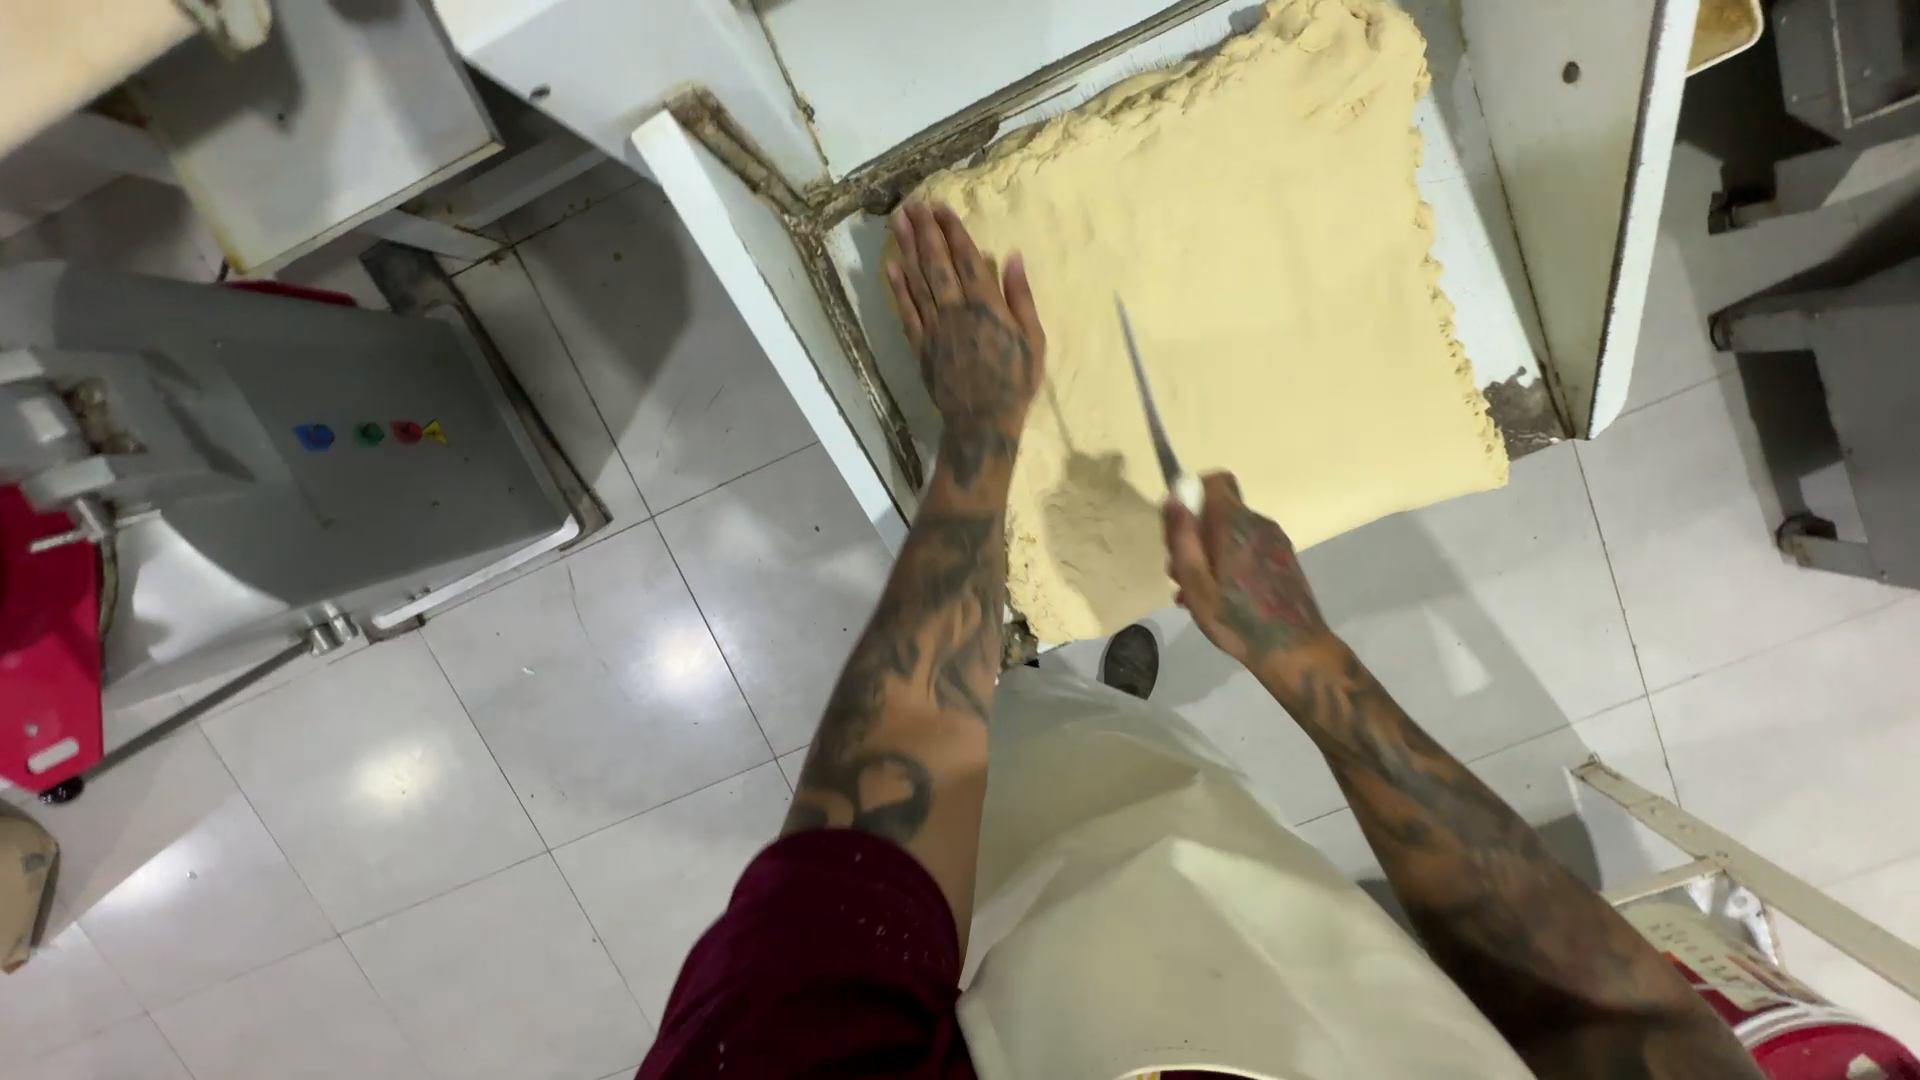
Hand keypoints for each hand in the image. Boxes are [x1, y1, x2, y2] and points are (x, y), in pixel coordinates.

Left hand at [886, 202, 1045, 441]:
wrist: (982, 421)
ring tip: (898, 221)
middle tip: (912, 203)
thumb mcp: (1033, 340)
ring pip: (917, 281)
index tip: (940, 206)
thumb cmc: (1015, 382)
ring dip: (906, 249)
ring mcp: (934, 327)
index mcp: (986, 306)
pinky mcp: (920, 345)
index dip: (952, 231)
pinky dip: (898, 288)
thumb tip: (1013, 256)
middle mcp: (956, 310)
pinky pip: (906, 311)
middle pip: (936, 263)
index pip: (966, 259)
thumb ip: (1021, 297)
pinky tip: (891, 266)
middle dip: (924, 231)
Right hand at [1164, 472, 1334, 670]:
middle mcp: (1258, 523)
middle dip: (1194, 534)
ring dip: (1208, 553)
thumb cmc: (1237, 619)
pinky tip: (1220, 596)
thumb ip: (1183, 538)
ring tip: (1196, 592)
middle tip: (1179, 573)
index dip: (1192, 495)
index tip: (1179, 527)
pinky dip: (1228, 562)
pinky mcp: (1282, 558)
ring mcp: (1274, 541)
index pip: (1215, 481)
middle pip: (1218, 510)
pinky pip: (1246, 547)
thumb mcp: (1196, 583)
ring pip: (1230, 532)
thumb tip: (1174, 497)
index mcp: (1235, 524)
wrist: (1293, 650)